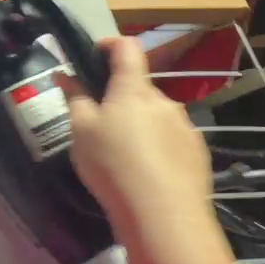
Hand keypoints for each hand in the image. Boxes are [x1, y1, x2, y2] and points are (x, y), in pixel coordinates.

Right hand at [56, 37, 216, 250]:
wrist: (164, 218)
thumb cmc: (113, 165)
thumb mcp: (80, 130)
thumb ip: (75, 96)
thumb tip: (65, 73)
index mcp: (134, 89)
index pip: (127, 48)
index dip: (109, 45)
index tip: (93, 56)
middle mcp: (164, 101)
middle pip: (139, 88)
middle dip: (119, 98)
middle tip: (98, 124)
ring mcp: (186, 128)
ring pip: (156, 115)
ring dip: (139, 123)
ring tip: (123, 154)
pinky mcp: (199, 154)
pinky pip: (172, 139)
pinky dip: (157, 145)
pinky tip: (146, 171)